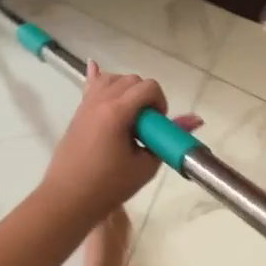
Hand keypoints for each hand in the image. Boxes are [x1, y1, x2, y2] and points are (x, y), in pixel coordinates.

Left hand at [41, 63, 200, 218]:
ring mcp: (86, 104)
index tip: (156, 127)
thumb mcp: (145, 165)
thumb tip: (197, 119)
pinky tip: (95, 67)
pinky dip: (98, 78)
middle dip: (145, 97)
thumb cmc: (108, 186)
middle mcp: (100, 100)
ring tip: (130, 115)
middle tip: (146, 127)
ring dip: (126, 90)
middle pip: (131, 80)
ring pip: (112, 79)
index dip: (159, 103)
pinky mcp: (78, 112)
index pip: (148, 87)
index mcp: (116, 111)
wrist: (68, 199)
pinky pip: (90, 85)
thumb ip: (169, 138)